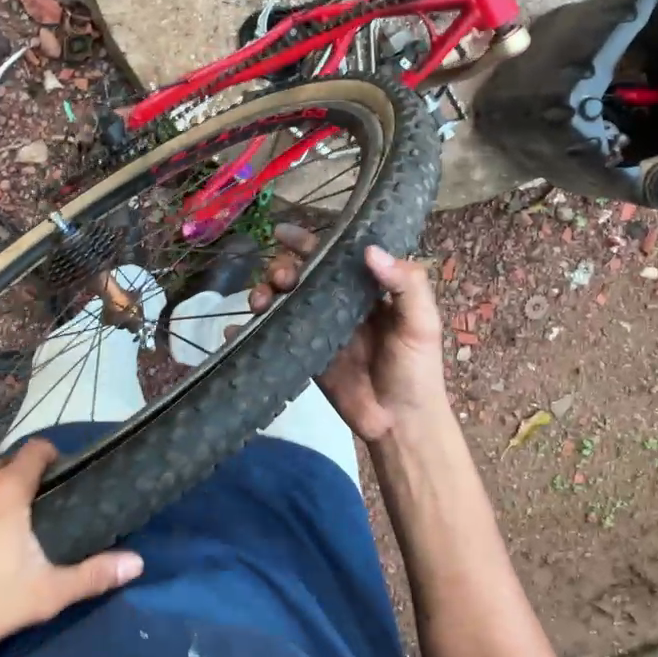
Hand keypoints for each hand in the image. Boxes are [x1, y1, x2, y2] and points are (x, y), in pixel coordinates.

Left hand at [0, 440, 142, 656]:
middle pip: (9, 465)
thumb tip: (137, 562)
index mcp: (7, 489)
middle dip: (26, 483)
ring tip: (0, 533)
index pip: (37, 449)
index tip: (63, 482)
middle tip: (37, 519)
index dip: (55, 458)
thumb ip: (92, 575)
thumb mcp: (43, 595)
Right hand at [249, 224, 447, 441]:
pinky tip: (236, 330)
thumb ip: (406, 284)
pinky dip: (248, 330)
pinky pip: (271, 336)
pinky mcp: (301, 354)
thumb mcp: (422, 323)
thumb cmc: (416, 369)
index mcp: (364, 289)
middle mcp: (337, 303)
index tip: (282, 232)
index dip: (306, 241)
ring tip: (259, 301)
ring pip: (281, 301)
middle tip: (282, 278)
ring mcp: (316, 329)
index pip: (332, 255)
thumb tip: (369, 250)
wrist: (400, 423)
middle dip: (282, 269)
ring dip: (264, 293)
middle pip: (299, 275)